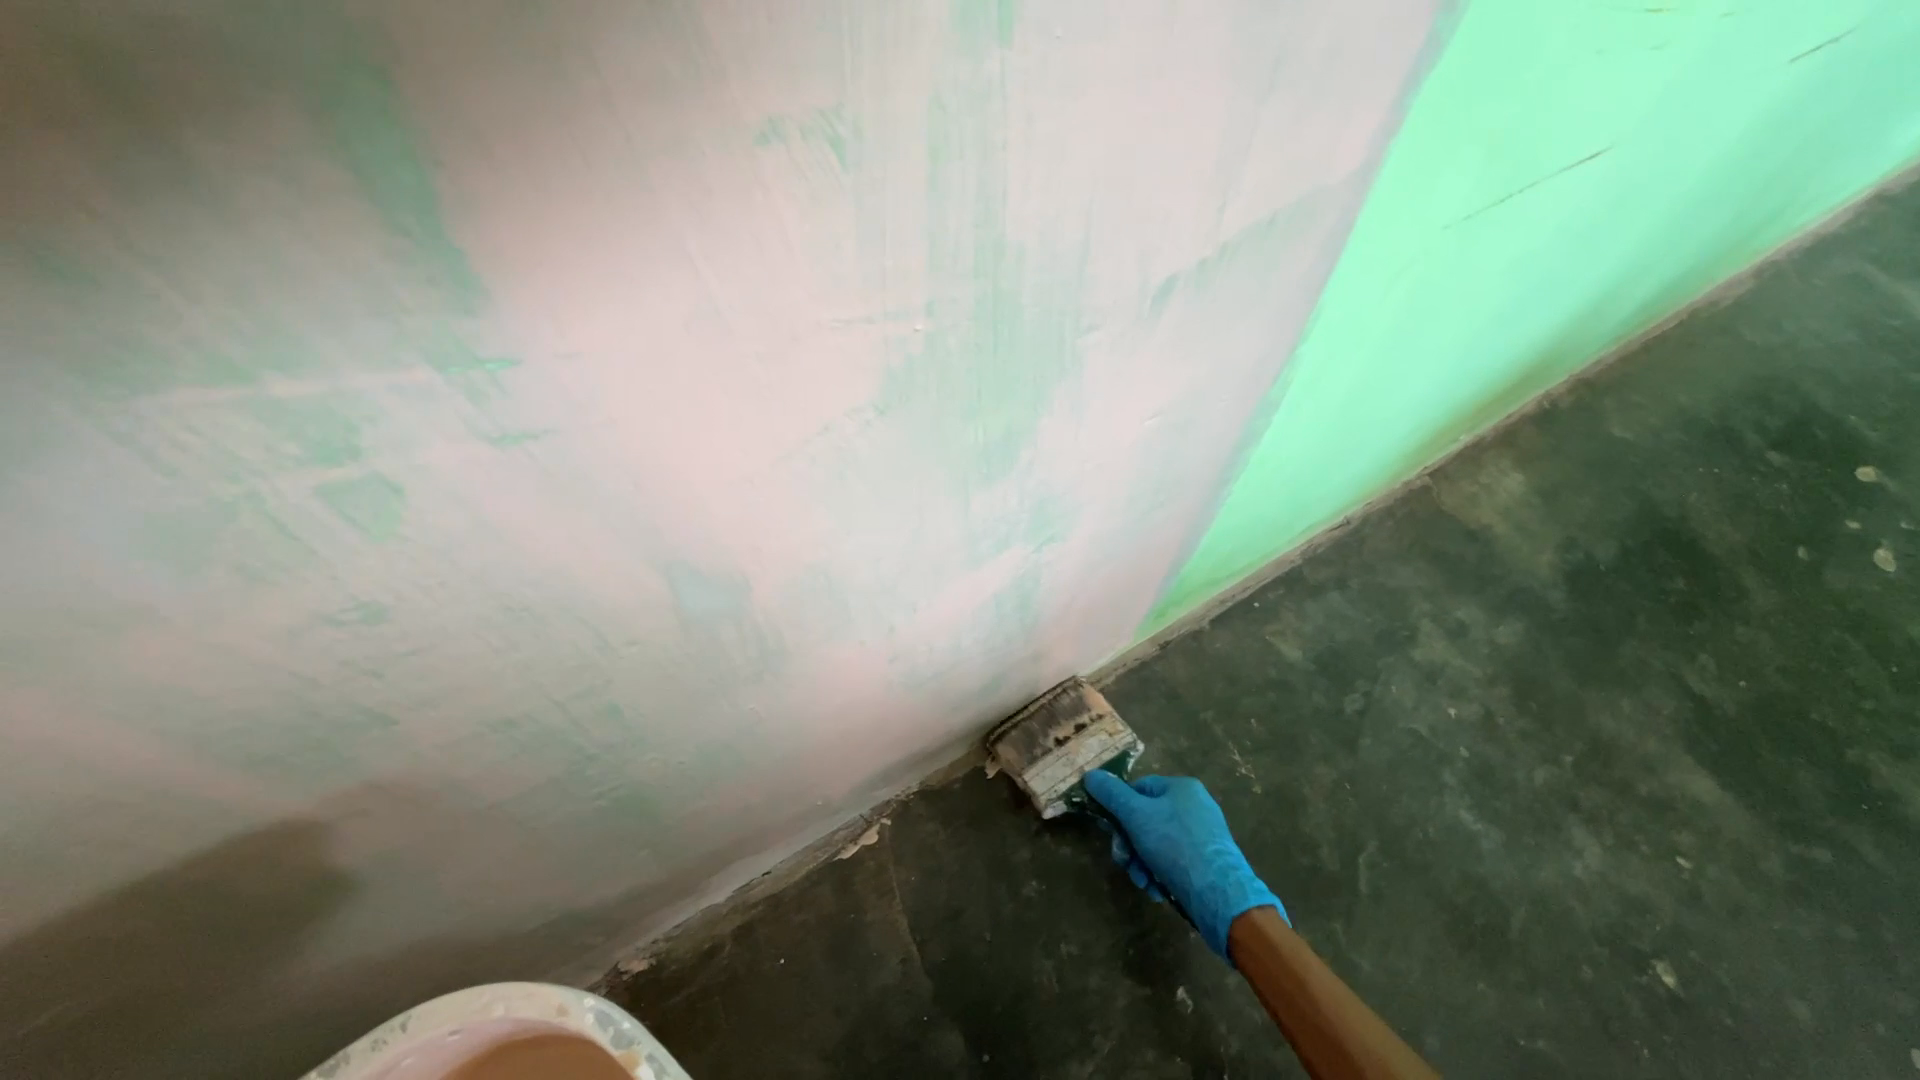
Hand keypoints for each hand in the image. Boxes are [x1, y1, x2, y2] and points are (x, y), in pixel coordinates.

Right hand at [1082, 771, 1286, 959]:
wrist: (1220, 894)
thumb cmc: (1174, 846)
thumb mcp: (1136, 815)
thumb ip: (1111, 795)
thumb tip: (1090, 774)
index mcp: (1180, 788)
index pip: (1138, 788)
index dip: (1119, 809)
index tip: (1110, 832)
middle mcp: (1194, 806)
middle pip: (1145, 819)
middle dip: (1130, 845)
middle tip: (1125, 863)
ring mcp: (1202, 834)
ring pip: (1156, 843)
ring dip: (1142, 863)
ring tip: (1143, 882)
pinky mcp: (1206, 861)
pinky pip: (1172, 860)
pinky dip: (1159, 874)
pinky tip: (1157, 889)